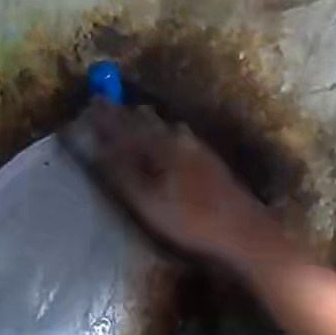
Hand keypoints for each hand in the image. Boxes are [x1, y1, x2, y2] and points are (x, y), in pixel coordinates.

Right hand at [75, 103, 305, 277]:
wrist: (244, 232)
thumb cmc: (191, 221)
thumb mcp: (148, 203)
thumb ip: (122, 174)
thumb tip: (98, 151)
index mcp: (162, 146)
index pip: (126, 126)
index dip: (107, 117)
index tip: (91, 102)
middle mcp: (181, 140)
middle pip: (148, 121)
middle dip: (125, 114)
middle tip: (107, 105)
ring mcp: (199, 149)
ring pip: (166, 127)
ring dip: (147, 122)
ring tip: (134, 115)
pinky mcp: (211, 162)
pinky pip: (179, 137)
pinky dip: (164, 133)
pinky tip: (169, 137)